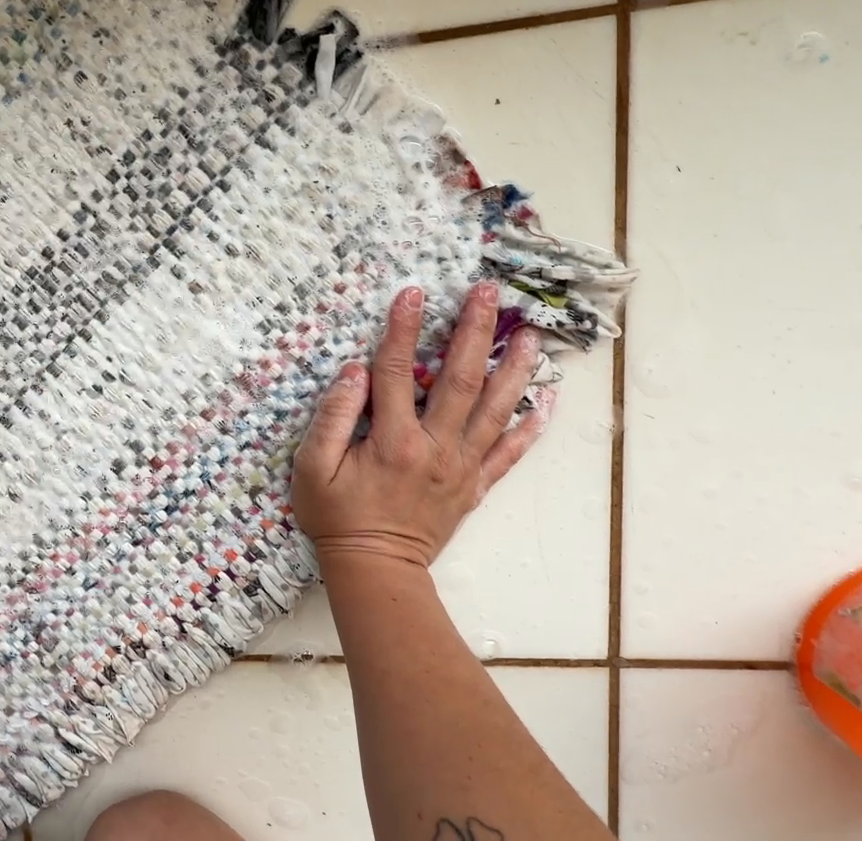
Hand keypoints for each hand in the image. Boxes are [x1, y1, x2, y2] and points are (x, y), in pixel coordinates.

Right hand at [292, 283, 552, 569]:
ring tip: (530, 334)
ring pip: (495, 409)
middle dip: (474, 331)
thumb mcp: (312, 467)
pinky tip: (549, 399)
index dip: (401, 328)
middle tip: (488, 294)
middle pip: (460, 379)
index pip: (395, 371)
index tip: (411, 293)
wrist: (375, 567)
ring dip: (515, 368)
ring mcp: (461, 466)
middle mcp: (435, 447)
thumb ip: (332, 418)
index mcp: (391, 440)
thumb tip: (354, 372)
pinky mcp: (475, 485)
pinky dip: (531, 426)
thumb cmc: (335, 516)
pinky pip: (510, 453)